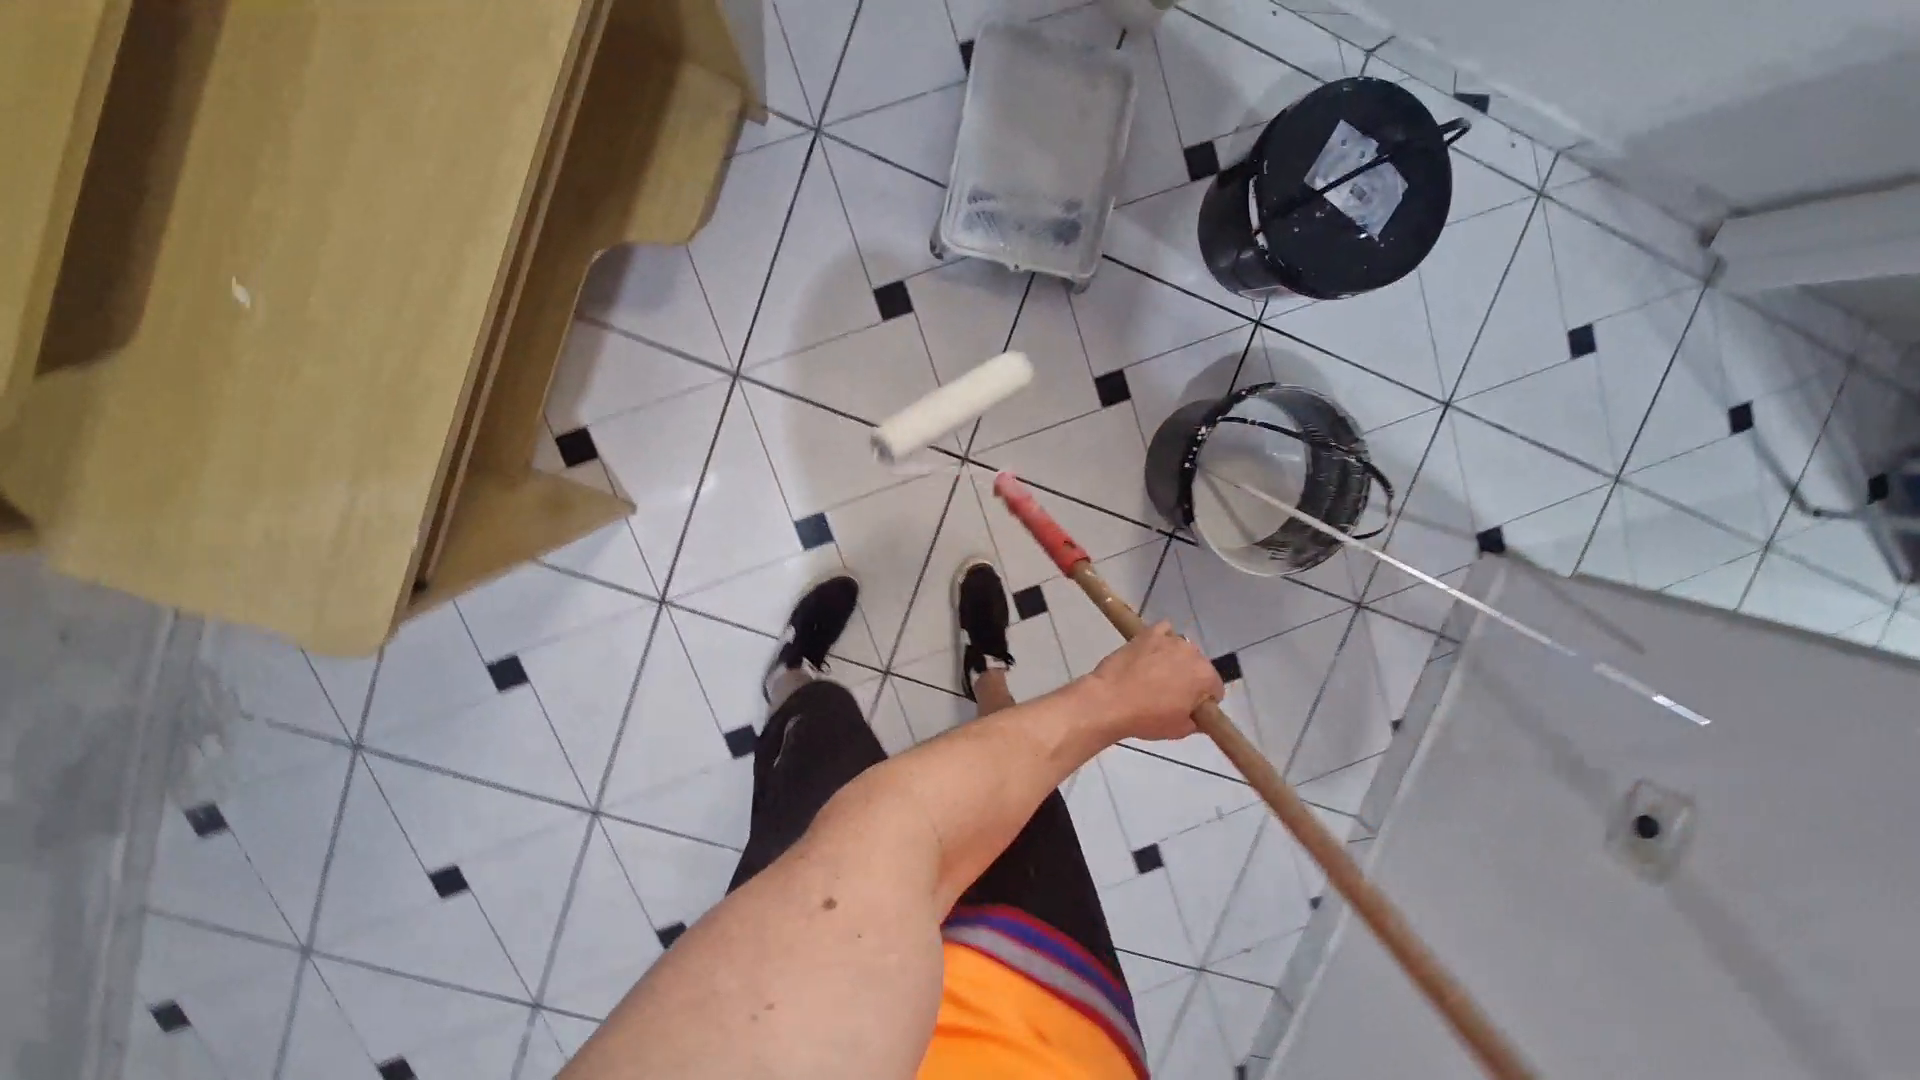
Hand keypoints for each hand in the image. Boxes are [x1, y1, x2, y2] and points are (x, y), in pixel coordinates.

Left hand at [1083, 622, 1222, 742]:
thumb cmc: (1147, 718)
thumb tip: (1198, 717)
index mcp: (1205, 676)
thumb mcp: (1179, 730)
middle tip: (1170, 693)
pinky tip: (1153, 651)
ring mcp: (1170, 640)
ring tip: (1156, 674)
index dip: (1203, 702)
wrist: (1110, 700)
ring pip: (1182, 650)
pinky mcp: (1149, 633)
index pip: (1215, 689)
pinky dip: (1162, 639)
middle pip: (1199, 667)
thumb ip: (1196, 722)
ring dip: (1176, 659)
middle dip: (1190, 679)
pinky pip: (1164, 630)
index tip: (1188, 708)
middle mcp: (1193, 653)